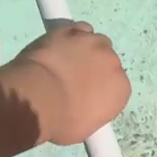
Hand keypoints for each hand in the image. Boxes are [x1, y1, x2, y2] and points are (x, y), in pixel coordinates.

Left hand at [2, 22, 130, 144]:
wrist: (36, 99)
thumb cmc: (60, 121)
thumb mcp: (81, 128)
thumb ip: (89, 112)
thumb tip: (81, 108)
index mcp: (120, 89)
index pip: (114, 84)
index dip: (97, 86)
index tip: (82, 91)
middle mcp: (113, 63)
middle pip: (105, 59)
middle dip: (90, 66)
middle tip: (68, 76)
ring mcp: (92, 42)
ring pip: (92, 40)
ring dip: (80, 48)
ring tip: (60, 60)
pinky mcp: (70, 29)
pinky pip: (75, 28)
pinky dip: (67, 34)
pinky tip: (55, 44)